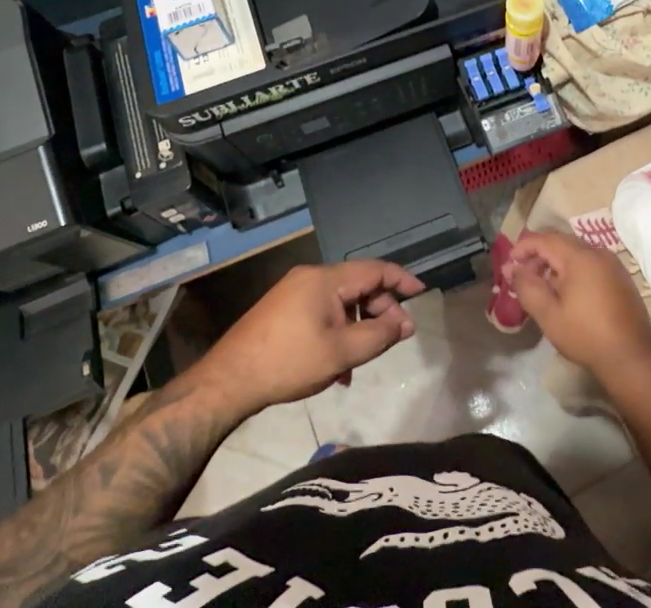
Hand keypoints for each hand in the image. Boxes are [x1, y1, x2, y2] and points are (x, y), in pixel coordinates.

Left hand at [190, 261, 426, 412]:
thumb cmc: (289, 362)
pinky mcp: (282, 310)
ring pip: (340, 303)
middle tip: (394, 339)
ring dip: (358, 327)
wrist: (228, 380)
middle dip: (380, 311)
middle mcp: (309, 278)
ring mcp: (293, 293)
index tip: (422, 294)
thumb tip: (405, 324)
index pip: (375, 269)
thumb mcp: (342, 352)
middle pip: (358, 285)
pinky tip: (337, 367)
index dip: (402, 280)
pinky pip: (322, 313)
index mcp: (325, 279)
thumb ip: (380, 334)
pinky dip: (337, 332)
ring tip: (361, 362)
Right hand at [510, 232, 650, 379]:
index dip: (523, 247)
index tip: (509, 264)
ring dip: (556, 263)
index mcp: (580, 257)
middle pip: (562, 242)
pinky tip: (568, 293)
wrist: (630, 356)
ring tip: (543, 287)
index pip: (545, 239)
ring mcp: (613, 264)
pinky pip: (591, 264)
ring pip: (577, 253)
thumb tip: (512, 267)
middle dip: (539, 255)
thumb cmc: (585, 335)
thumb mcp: (548, 314)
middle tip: (523, 276)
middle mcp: (599, 253)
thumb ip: (526, 286)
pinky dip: (574, 270)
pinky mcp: (621, 278)